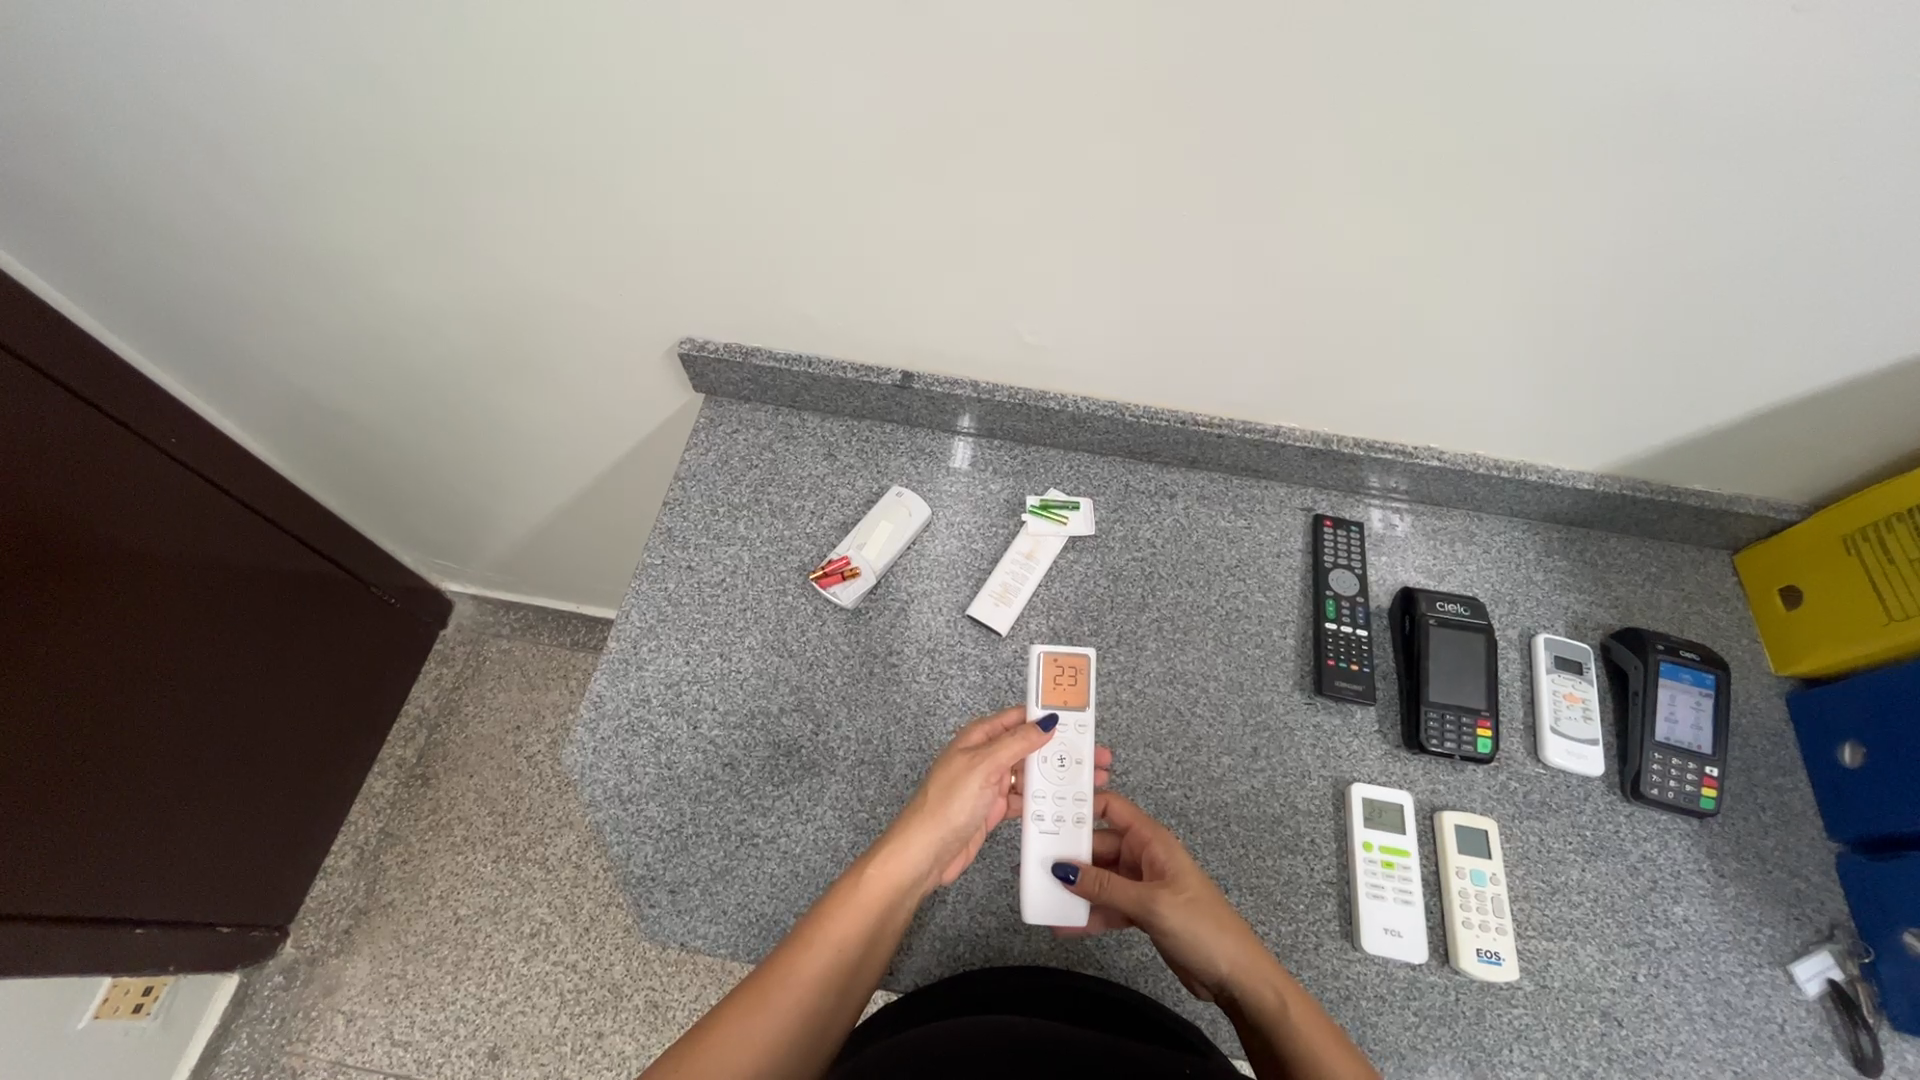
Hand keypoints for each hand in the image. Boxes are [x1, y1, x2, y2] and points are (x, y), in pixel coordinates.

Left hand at [881, 706, 1111, 892]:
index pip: (1019, 718)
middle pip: (1030, 747)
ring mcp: (989, 784)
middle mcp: (985, 757)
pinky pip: (1024, 799)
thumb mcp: (983, 766)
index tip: (1078, 720)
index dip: (1047, 717)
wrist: (925, 853)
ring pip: (1030, 774)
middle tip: (1095, 757)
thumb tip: (1045, 722)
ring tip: (1087, 782)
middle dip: (1061, 751)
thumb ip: (1016, 743)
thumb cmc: (944, 805)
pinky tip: (1062, 804)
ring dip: (1056, 778)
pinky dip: (1042, 801)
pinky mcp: (993, 809)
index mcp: (978, 737)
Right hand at [1051, 792, 1278, 1002]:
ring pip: (1100, 879)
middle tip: (1033, 864)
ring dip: (1075, 889)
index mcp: (1152, 841)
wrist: (1237, 977)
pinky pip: (1107, 906)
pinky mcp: (1142, 913)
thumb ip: (1104, 887)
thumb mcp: (1150, 904)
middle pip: (1098, 846)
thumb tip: (1062, 870)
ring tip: (1041, 896)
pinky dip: (1088, 915)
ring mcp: (1143, 885)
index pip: (1110, 808)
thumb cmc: (1203, 927)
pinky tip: (1065, 926)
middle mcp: (1145, 857)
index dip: (1080, 806)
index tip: (1047, 813)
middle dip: (1068, 855)